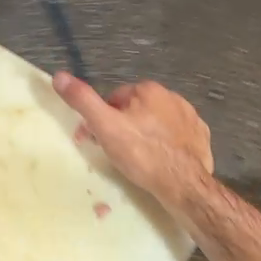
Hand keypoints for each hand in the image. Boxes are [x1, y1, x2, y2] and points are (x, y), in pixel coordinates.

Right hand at [53, 73, 214, 210]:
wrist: (183, 184)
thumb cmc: (141, 154)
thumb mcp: (106, 127)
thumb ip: (83, 101)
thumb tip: (59, 76)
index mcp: (148, 90)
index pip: (116, 99)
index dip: (104, 119)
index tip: (100, 140)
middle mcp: (172, 96)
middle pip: (138, 110)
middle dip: (126, 126)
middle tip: (119, 152)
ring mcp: (190, 116)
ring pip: (159, 122)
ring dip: (147, 134)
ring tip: (141, 160)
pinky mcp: (201, 136)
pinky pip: (178, 136)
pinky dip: (169, 145)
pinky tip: (162, 161)